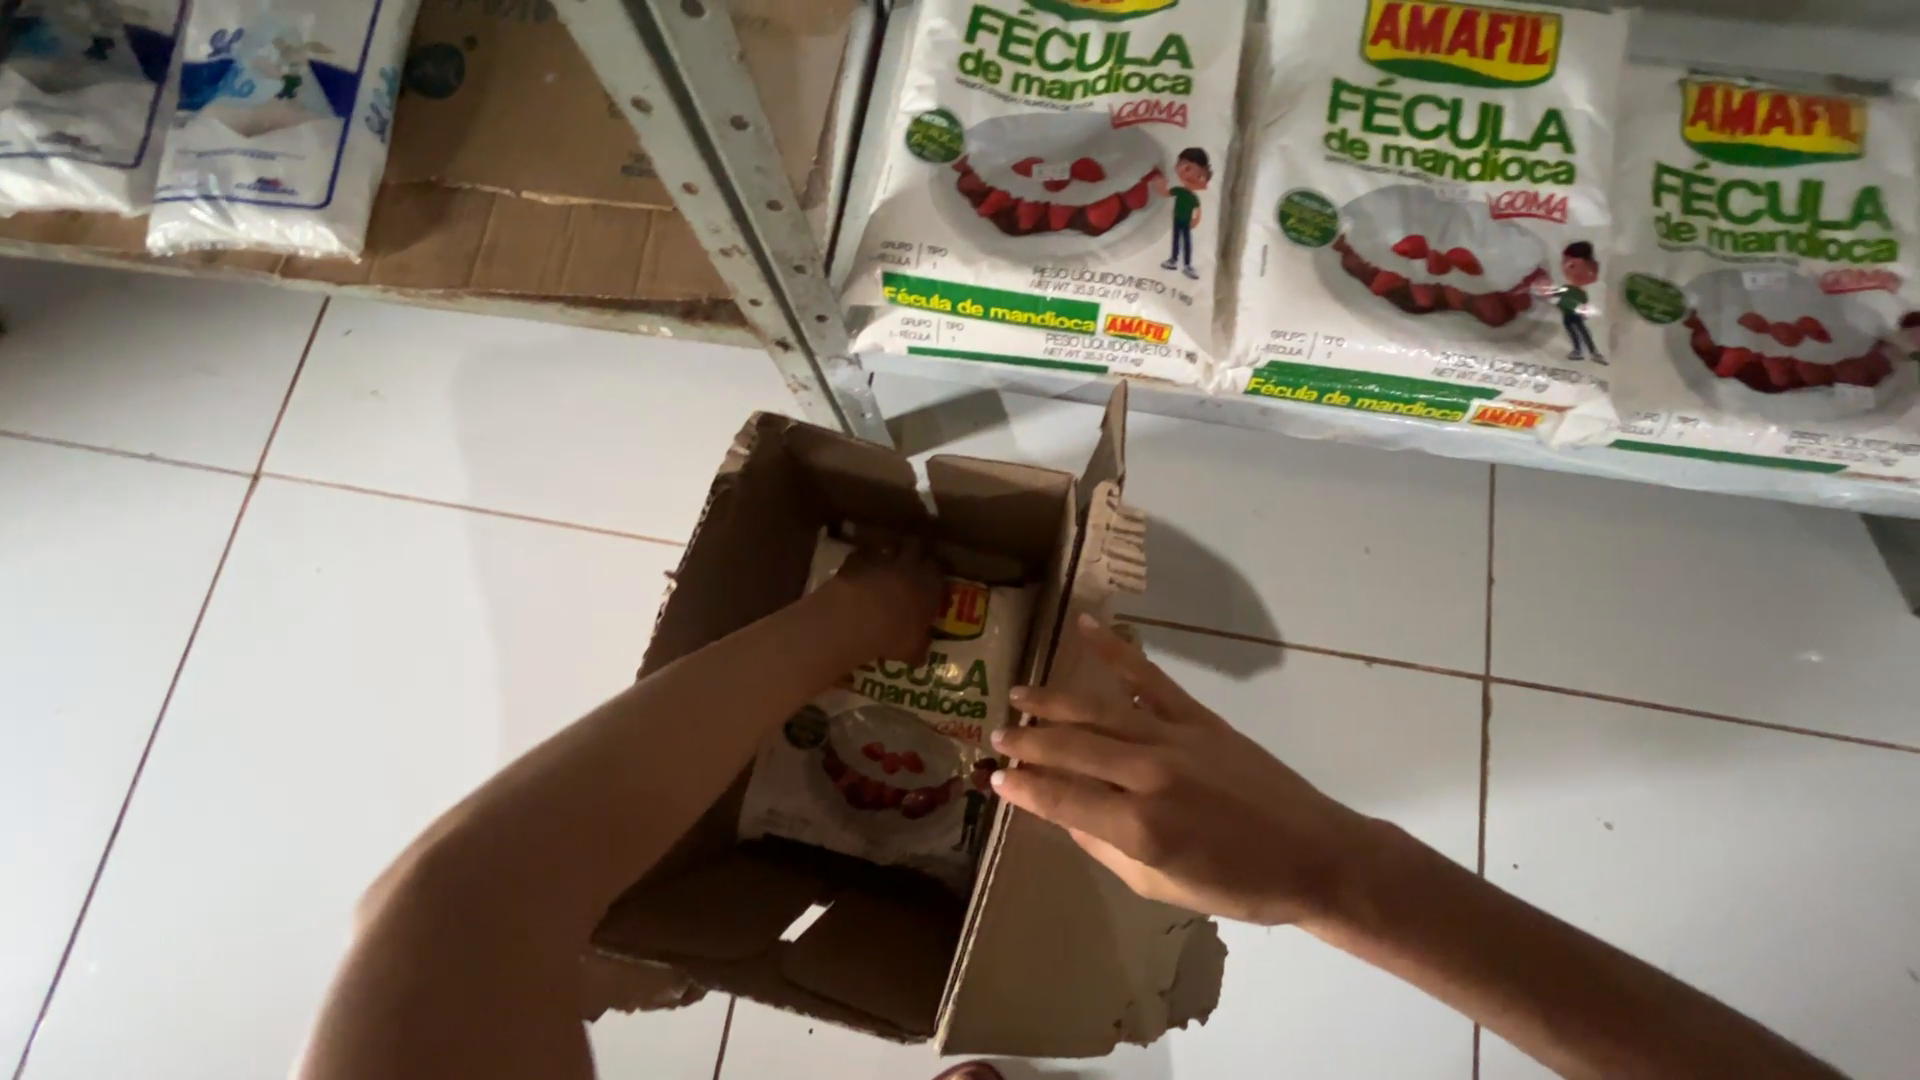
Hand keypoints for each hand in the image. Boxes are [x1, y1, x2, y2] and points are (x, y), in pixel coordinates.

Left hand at [821, 537, 942, 663]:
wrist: (858, 616)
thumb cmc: (894, 634)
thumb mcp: (911, 649)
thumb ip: (918, 648)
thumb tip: (920, 656)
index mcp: (930, 584)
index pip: (939, 568)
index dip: (934, 571)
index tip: (930, 576)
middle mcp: (910, 565)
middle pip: (916, 546)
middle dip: (913, 550)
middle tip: (909, 559)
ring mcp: (883, 558)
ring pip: (890, 544)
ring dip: (888, 550)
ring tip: (884, 560)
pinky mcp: (857, 558)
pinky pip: (863, 552)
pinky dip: (862, 557)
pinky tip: (859, 567)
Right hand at [991, 616, 1375, 926]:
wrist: (1314, 855)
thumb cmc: (1236, 884)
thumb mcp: (1159, 887)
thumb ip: (1103, 846)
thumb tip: (1061, 813)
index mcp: (1137, 827)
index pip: (1058, 798)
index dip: (1020, 788)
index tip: (993, 777)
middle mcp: (1147, 775)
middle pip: (1070, 748)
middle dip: (1026, 742)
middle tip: (995, 736)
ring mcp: (1172, 737)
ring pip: (1096, 710)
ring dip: (1052, 701)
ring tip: (1018, 695)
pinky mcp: (1196, 716)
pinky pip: (1147, 677)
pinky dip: (1114, 650)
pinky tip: (1084, 628)